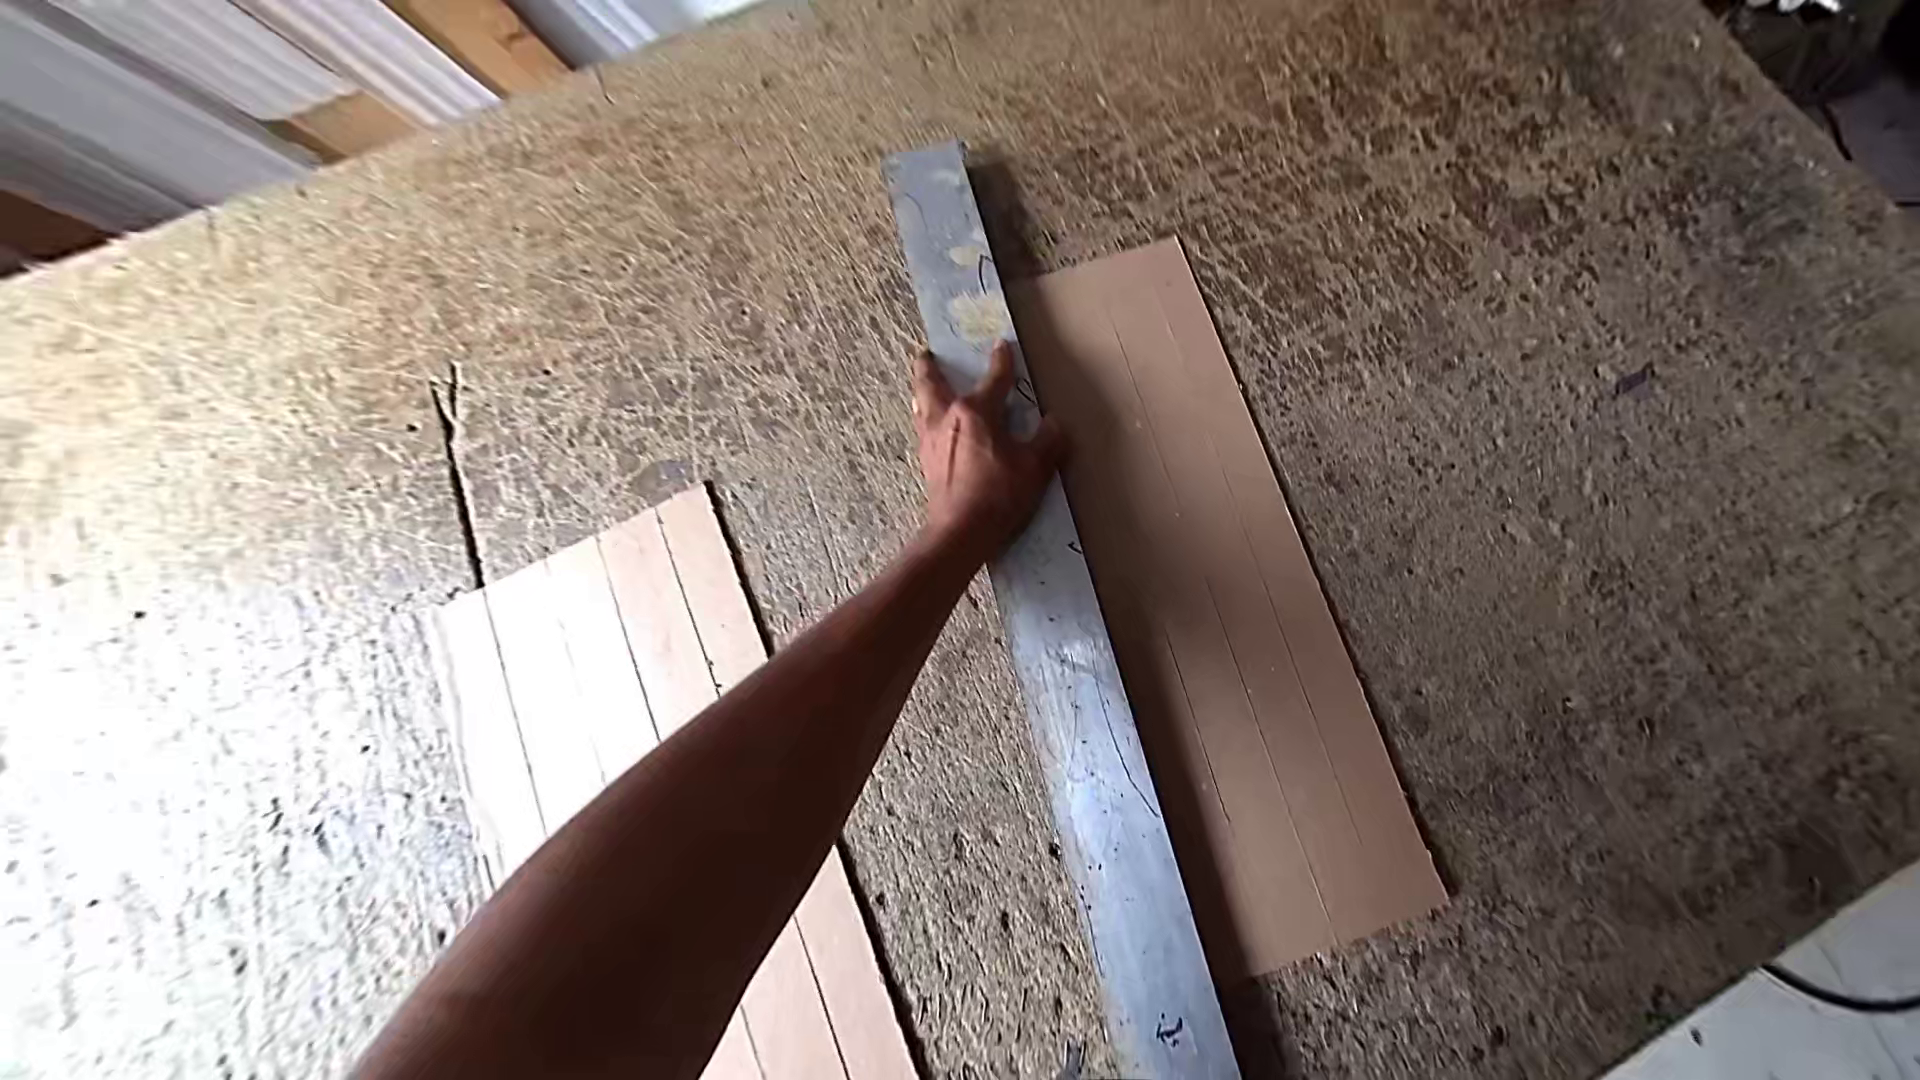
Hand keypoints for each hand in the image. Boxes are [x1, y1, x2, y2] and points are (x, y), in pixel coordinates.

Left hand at [911, 340, 1065, 560]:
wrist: (960, 530)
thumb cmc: (998, 495)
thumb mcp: (1034, 467)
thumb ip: (1048, 441)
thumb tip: (1054, 423)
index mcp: (976, 412)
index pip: (993, 379)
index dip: (1001, 361)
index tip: (1001, 346)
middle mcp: (947, 419)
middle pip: (932, 383)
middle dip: (930, 366)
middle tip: (926, 354)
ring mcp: (931, 440)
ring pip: (921, 405)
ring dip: (922, 391)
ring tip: (923, 385)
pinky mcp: (926, 462)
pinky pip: (923, 429)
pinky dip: (925, 418)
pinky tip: (930, 426)